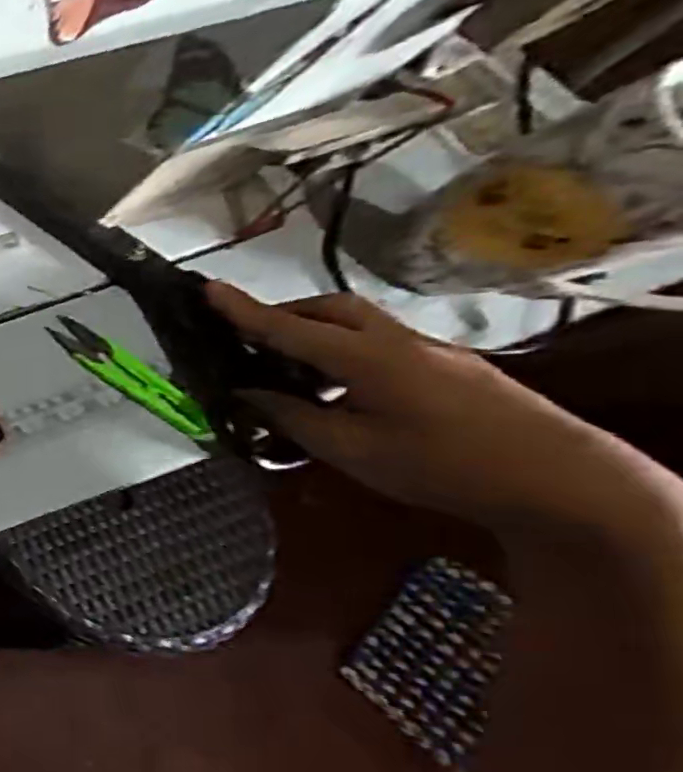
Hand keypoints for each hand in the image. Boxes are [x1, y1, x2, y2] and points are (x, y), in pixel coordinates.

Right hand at [206, 282, 648, 531]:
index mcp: (367, 358)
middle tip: (247, 336)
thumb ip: (293, 416)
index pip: (290, 327)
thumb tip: (248, 394)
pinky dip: (343, 350)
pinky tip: (337, 386)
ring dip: (314, 331)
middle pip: (330, 309)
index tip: (208, 288)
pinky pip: (380, 342)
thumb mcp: (351, 449)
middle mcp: (398, 342)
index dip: (244, 310)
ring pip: (358, 323)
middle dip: (283, 314)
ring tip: (286, 364)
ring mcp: (430, 351)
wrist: (564, 482)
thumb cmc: (442, 466)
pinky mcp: (450, 367)